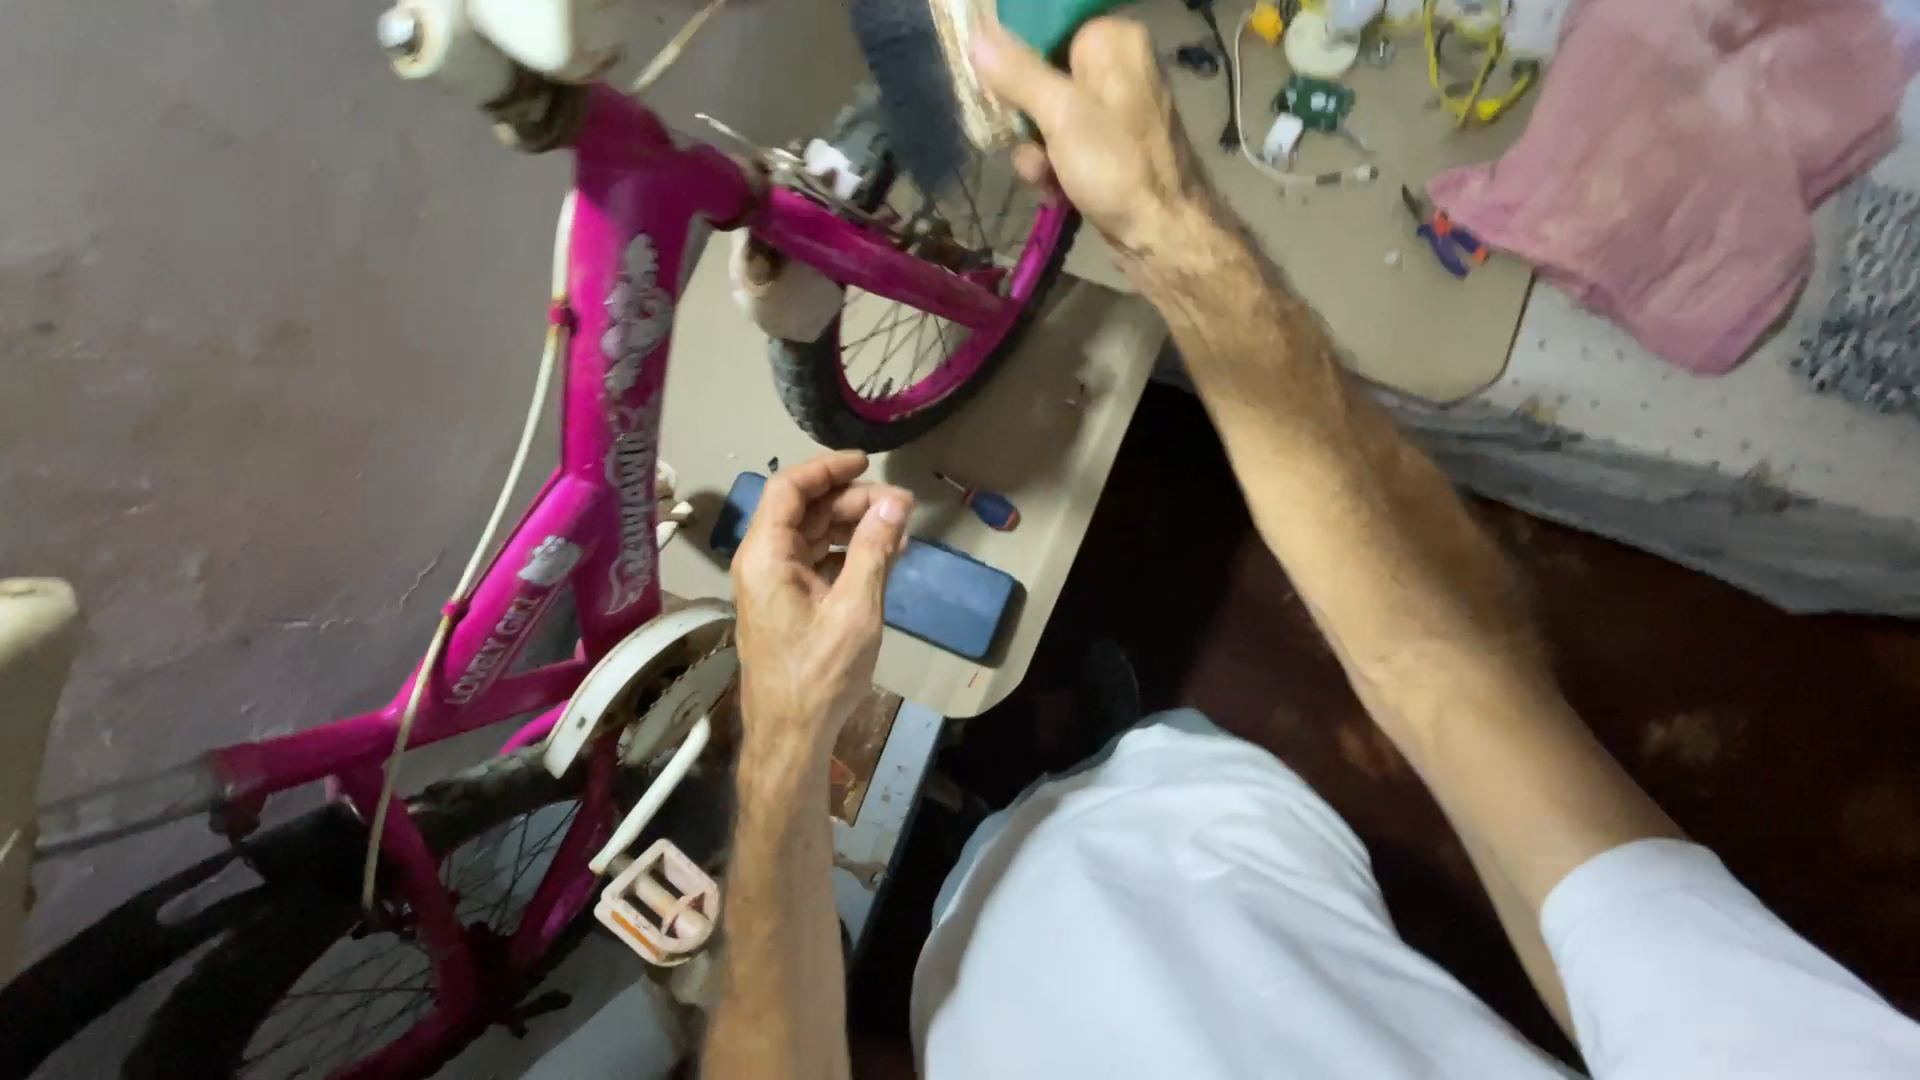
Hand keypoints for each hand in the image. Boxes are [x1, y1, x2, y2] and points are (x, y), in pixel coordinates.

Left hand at [731, 451, 912, 777]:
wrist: (791, 734)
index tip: (867, 462)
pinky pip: (816, 562)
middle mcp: (763, 562)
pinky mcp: (787, 603)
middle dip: (852, 502)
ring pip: (813, 536)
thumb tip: (898, 501)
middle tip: (900, 508)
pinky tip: (880, 558)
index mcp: (766, 555)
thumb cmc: (820, 673)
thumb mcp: (856, 608)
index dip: (827, 468)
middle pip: (805, 511)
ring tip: (897, 533)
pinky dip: (847, 553)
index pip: (788, 489)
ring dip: (853, 527)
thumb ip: (875, 549)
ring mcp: (773, 584)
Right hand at [972, 18, 1207, 256]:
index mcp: (1113, 42)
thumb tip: (978, 38)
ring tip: (1044, 178)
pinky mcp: (1109, 148)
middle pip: (1044, 77)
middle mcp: (1117, 68)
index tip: (999, 94)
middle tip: (1029, 149)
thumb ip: (1019, 75)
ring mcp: (1113, 111)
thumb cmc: (1116, 168)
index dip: (1017, 62)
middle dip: (1027, 121)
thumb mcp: (1061, 117)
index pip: (1048, 29)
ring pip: (1049, 119)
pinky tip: (1056, 191)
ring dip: (1037, 153)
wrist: (1161, 234)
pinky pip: (1066, 146)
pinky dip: (1055, 169)